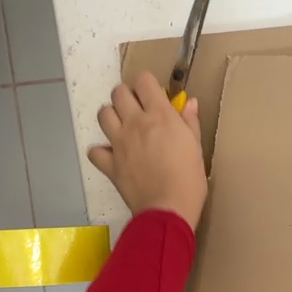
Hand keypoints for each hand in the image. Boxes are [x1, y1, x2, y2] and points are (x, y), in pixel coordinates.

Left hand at [86, 71, 207, 226]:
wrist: (168, 210)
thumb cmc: (189, 180)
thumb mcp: (196, 148)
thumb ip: (190, 123)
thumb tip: (190, 102)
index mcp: (159, 115)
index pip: (144, 81)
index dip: (147, 85)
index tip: (153, 97)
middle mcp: (135, 123)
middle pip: (118, 92)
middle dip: (126, 97)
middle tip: (136, 111)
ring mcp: (119, 143)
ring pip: (103, 114)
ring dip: (111, 117)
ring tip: (121, 128)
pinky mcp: (110, 165)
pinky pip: (94, 151)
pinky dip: (100, 151)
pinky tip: (110, 155)